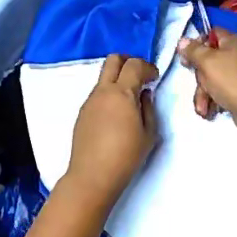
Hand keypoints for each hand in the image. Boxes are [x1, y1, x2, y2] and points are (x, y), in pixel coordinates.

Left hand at [65, 54, 158, 200]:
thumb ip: (149, 108)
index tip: (154, 77)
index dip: (147, 67)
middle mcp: (102, 92)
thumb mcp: (149, 133)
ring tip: (129, 100)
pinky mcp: (82, 113)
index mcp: (121, 93)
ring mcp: (89, 101)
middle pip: (113, 60)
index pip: (134, 64)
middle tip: (140, 76)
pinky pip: (97, 94)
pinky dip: (108, 94)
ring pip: (103, 78)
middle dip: (128, 61)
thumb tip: (144, 94)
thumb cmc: (126, 156)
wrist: (93, 175)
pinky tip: (115, 115)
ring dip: (117, 80)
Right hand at [178, 31, 236, 133]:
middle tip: (200, 85)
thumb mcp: (207, 62)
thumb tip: (182, 40)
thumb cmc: (231, 80)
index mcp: (233, 41)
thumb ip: (193, 50)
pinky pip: (219, 91)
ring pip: (211, 79)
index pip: (211, 34)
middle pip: (208, 60)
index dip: (197, 43)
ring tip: (203, 108)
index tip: (186, 57)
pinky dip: (212, 100)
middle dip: (200, 78)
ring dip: (203, 94)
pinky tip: (209, 111)